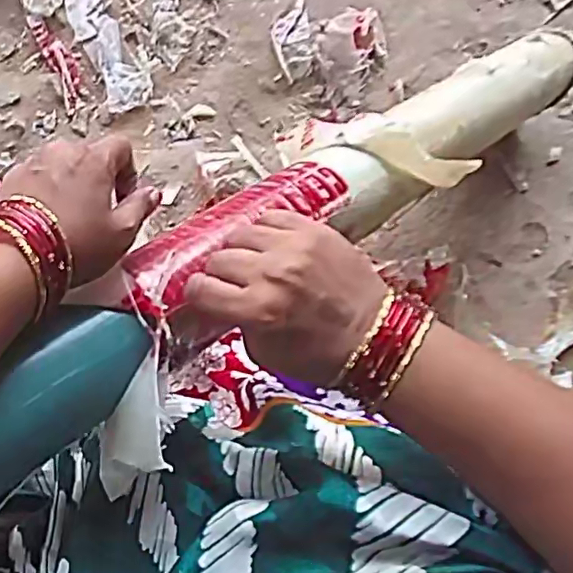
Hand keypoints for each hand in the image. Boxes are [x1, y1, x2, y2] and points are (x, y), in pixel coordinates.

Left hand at [0, 137, 159, 284]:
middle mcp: (62, 152)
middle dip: (97, 178)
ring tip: (69, 218)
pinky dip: (43, 193)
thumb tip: (152, 194)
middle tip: (98, 212)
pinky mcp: (10, 179)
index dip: (128, 172)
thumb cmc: (75, 245)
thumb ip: (141, 207)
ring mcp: (33, 163)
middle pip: (88, 155)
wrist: (19, 257)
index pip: (121, 147)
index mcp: (95, 159)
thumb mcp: (122, 233)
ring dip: (68, 184)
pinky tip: (45, 220)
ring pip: (59, 165)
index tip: (124, 198)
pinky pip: (35, 178)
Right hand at [182, 210, 388, 384]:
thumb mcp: (266, 353)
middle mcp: (272, 273)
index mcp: (258, 310)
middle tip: (230, 283)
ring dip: (239, 250)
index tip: (203, 295)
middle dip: (218, 274)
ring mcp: (294, 246)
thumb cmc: (320, 355)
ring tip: (251, 261)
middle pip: (218, 259)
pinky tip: (270, 245)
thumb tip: (221, 300)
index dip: (196, 294)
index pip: (200, 289)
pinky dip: (264, 231)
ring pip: (240, 233)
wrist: (376, 336)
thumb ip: (238, 322)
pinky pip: (271, 217)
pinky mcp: (315, 230)